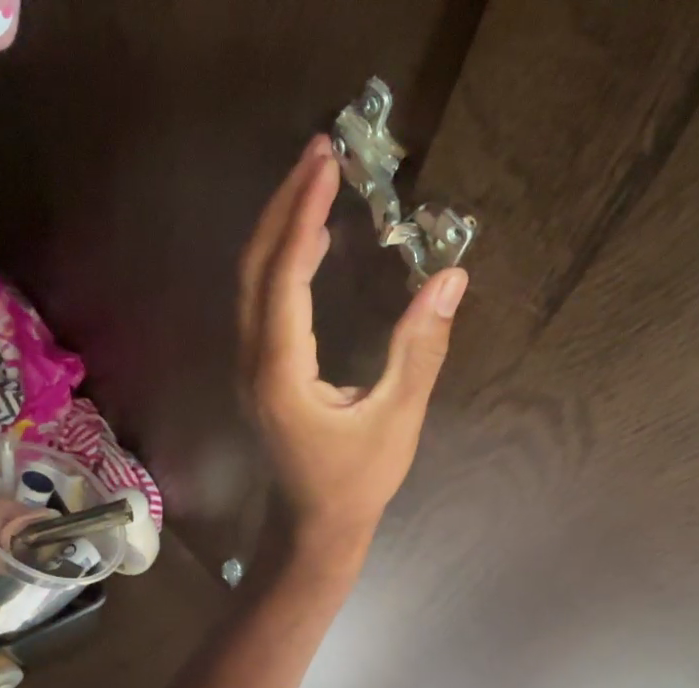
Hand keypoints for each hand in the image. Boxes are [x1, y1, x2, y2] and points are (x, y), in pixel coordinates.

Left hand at [237, 135, 468, 561]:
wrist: (313, 526)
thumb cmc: (355, 482)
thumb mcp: (397, 418)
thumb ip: (420, 349)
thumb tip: (451, 279)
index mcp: (281, 372)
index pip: (285, 277)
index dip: (304, 215)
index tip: (326, 163)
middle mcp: (252, 361)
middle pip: (255, 266)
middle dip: (283, 204)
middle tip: (319, 151)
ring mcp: (248, 365)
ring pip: (250, 281)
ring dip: (278, 226)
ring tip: (315, 179)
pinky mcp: (257, 369)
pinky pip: (260, 300)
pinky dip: (281, 259)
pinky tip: (312, 240)